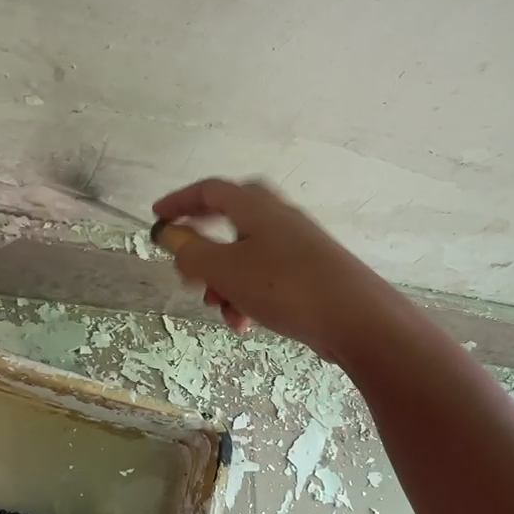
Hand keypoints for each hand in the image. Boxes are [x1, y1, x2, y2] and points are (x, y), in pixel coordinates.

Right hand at [151, 178, 403, 359]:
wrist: (356, 318)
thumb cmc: (284, 286)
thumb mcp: (225, 270)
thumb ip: (191, 253)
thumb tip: (171, 236)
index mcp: (256, 207)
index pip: (210, 191)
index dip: (180, 202)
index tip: (157, 219)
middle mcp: (279, 219)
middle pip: (229, 224)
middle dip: (205, 253)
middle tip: (191, 276)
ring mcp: (298, 246)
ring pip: (247, 258)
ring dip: (226, 284)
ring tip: (223, 310)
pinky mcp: (311, 274)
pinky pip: (267, 279)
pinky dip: (249, 296)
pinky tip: (248, 322)